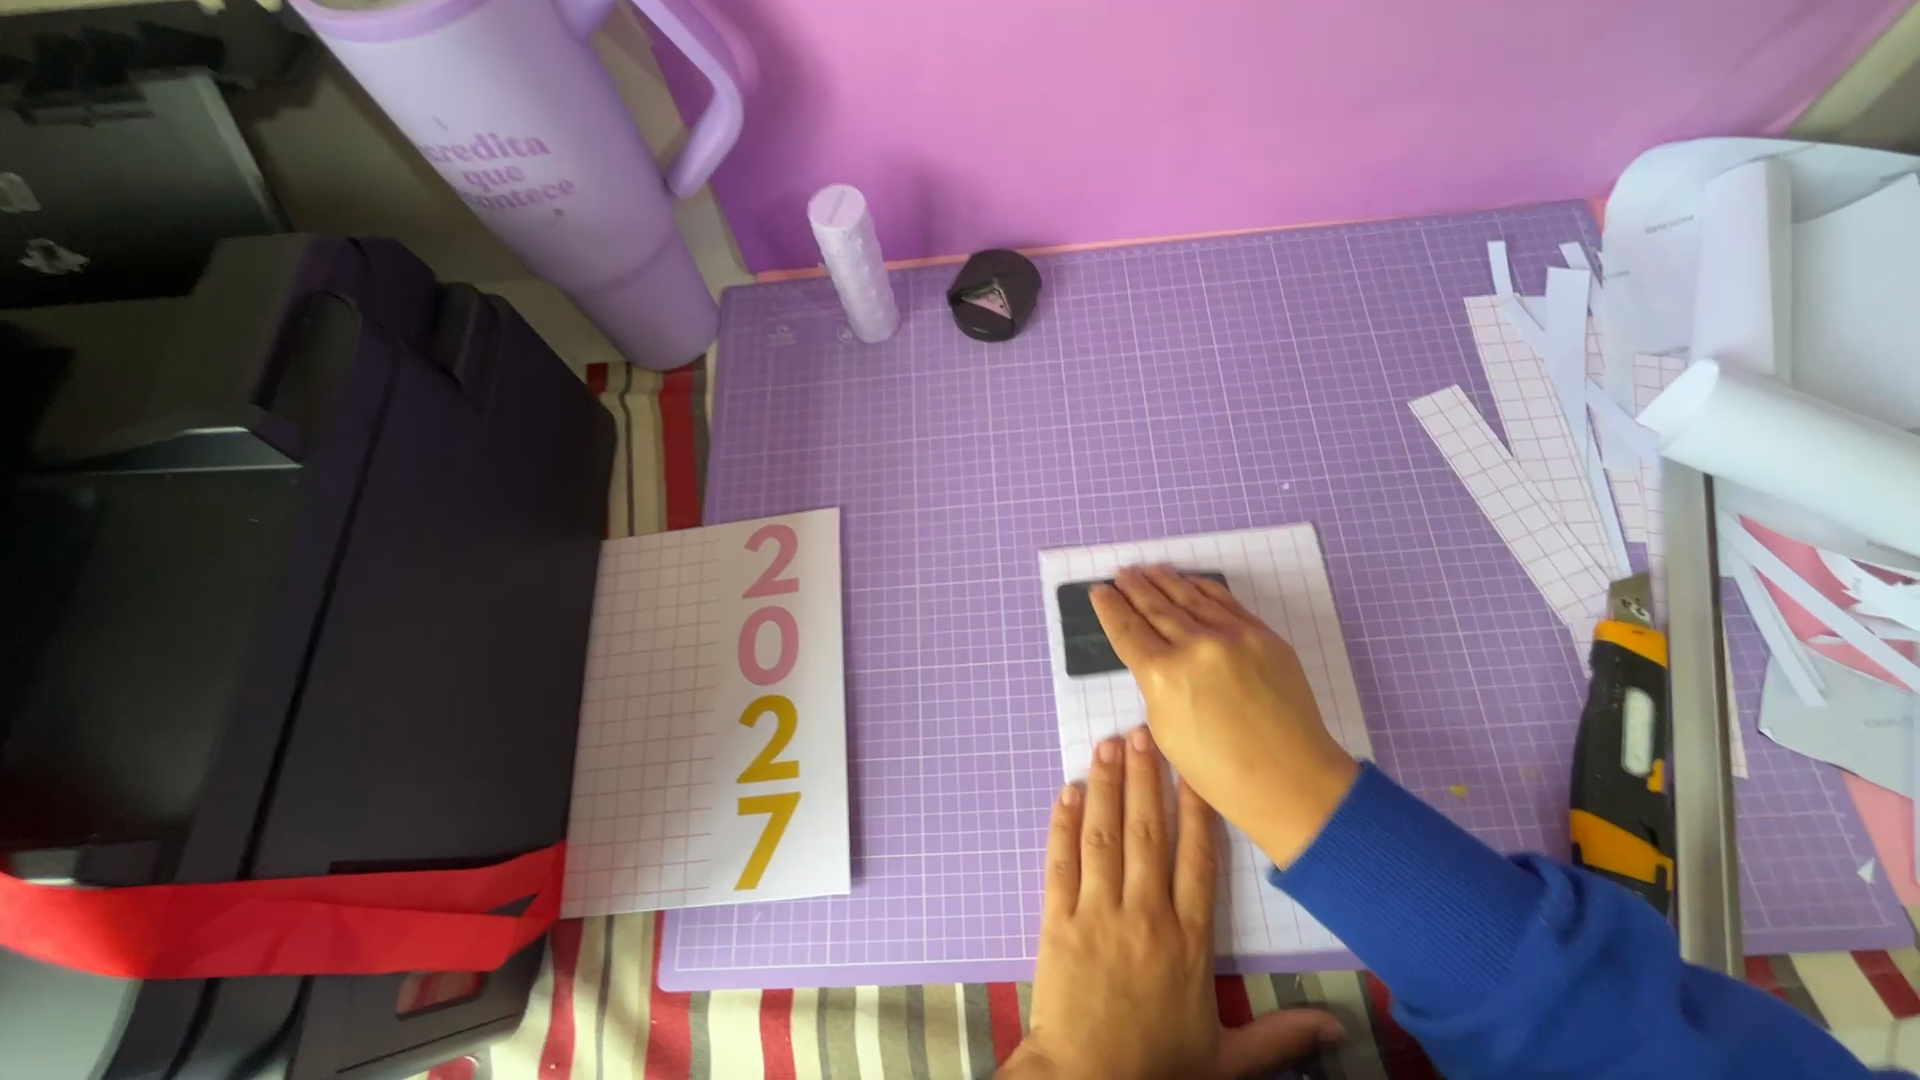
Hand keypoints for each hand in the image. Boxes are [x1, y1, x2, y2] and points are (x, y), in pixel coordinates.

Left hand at [999, 729, 1343, 1079]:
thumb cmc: (1159, 1068)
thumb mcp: (1228, 1057)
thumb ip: (1282, 1036)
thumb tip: (1341, 1028)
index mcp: (1190, 940)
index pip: (1200, 858)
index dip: (1199, 809)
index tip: (1195, 766)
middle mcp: (1146, 915)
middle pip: (1148, 831)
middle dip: (1146, 777)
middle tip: (1143, 730)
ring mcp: (1098, 914)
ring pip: (1104, 836)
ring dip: (1106, 786)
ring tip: (1108, 744)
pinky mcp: (1058, 922)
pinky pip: (1061, 863)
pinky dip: (1063, 825)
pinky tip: (1068, 792)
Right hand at [1091, 565, 1360, 867]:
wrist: (1290, 777)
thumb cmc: (1219, 770)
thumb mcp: (1165, 729)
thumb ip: (1155, 685)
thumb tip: (1156, 655)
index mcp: (1162, 676)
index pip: (1127, 630)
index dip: (1109, 608)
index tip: (1098, 592)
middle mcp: (1194, 646)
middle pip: (1154, 607)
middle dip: (1133, 588)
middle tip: (1120, 574)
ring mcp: (1232, 636)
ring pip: (1188, 597)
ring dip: (1163, 581)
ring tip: (1146, 570)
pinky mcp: (1261, 634)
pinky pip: (1224, 601)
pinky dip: (1201, 587)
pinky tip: (1188, 581)